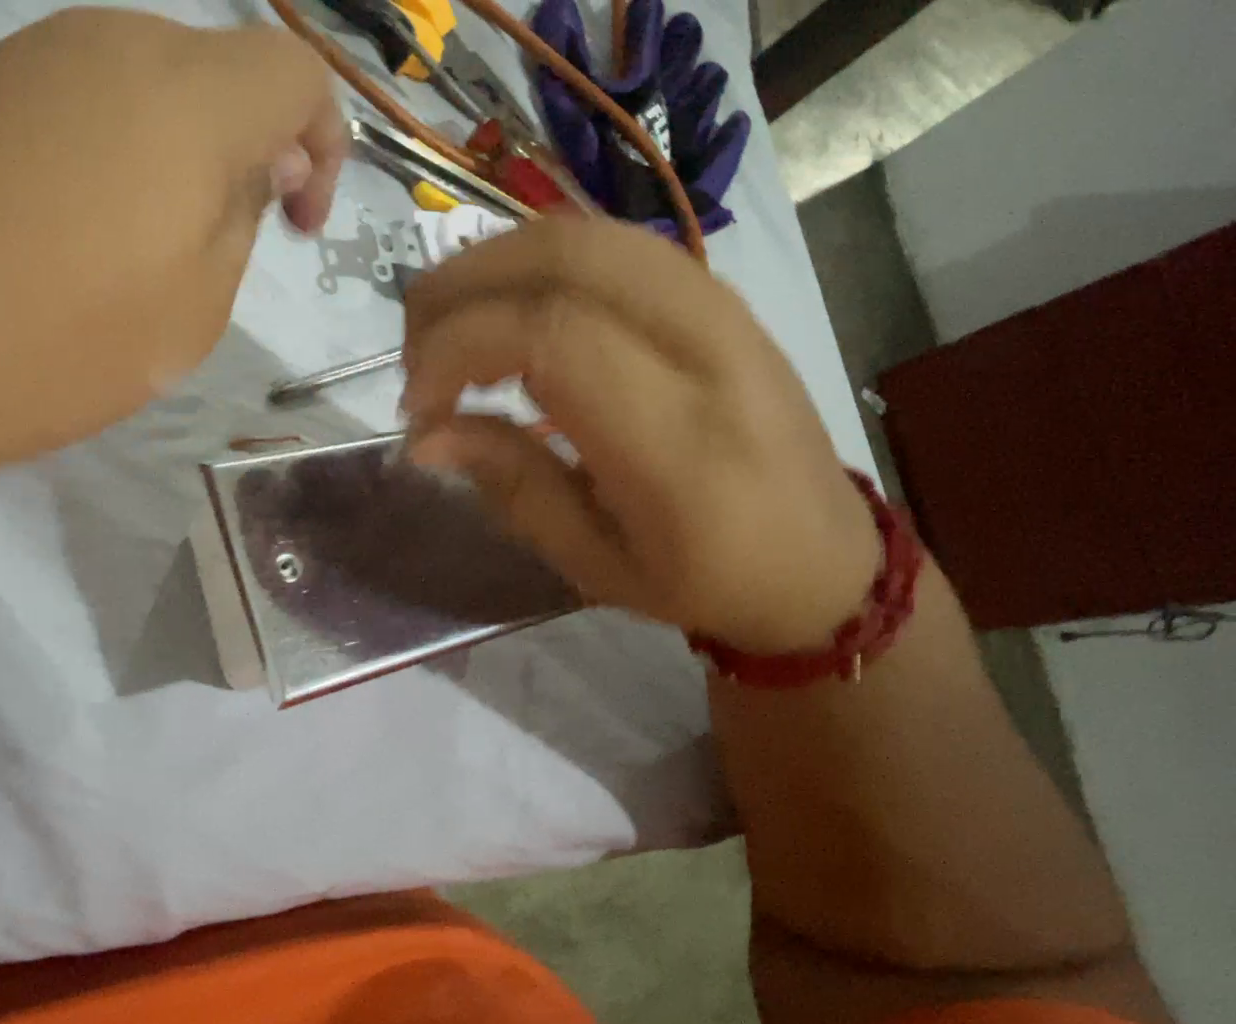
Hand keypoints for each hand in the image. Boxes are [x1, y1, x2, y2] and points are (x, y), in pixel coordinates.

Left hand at [0, 9, 344, 505]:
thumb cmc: (52, 344)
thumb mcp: (190, 312)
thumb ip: (238, 224)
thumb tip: (245, 172)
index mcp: (187, 96)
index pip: (294, 74)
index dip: (319, 145)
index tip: (298, 224)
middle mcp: (105, 46)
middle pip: (212, 72)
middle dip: (240, 149)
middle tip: (218, 240)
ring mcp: (18, 60)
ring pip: (133, 87)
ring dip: (163, 155)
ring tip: (133, 251)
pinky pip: (61, 105)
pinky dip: (94, 156)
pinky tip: (57, 235)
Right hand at [399, 215, 877, 652]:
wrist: (821, 559)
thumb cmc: (701, 579)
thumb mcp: (592, 560)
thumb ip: (510, 484)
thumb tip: (424, 434)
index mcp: (678, 440)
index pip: (550, 335)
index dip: (459, 348)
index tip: (417, 404)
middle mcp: (708, 349)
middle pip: (564, 255)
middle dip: (461, 287)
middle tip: (414, 349)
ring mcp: (723, 307)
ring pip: (587, 232)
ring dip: (494, 262)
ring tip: (448, 323)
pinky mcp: (720, 294)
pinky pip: (613, 242)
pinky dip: (538, 260)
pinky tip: (507, 306)